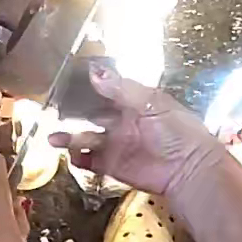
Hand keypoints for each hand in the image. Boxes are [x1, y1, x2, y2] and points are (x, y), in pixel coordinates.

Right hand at [49, 63, 223, 198]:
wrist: (188, 169)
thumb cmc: (177, 131)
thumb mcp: (151, 103)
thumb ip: (120, 89)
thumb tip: (92, 71)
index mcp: (132, 104)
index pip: (105, 92)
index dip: (87, 88)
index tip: (66, 83)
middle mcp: (120, 123)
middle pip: (90, 116)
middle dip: (73, 114)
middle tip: (54, 112)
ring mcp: (115, 145)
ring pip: (85, 139)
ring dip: (69, 139)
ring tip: (54, 139)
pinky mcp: (111, 166)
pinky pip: (89, 162)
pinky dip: (78, 159)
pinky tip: (71, 156)